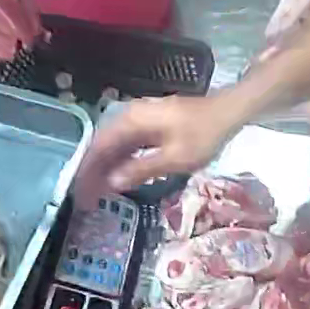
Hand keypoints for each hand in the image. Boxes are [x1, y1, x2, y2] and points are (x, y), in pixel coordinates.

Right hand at [79, 93, 247, 196]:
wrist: (229, 112)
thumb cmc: (204, 135)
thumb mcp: (175, 158)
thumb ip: (142, 169)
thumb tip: (113, 182)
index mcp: (129, 121)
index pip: (97, 148)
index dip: (87, 172)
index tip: (80, 193)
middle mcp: (129, 115)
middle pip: (103, 146)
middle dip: (94, 172)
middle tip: (88, 196)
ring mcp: (141, 118)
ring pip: (116, 145)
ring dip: (108, 167)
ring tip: (102, 190)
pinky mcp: (153, 123)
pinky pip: (130, 142)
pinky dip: (124, 159)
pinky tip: (124, 175)